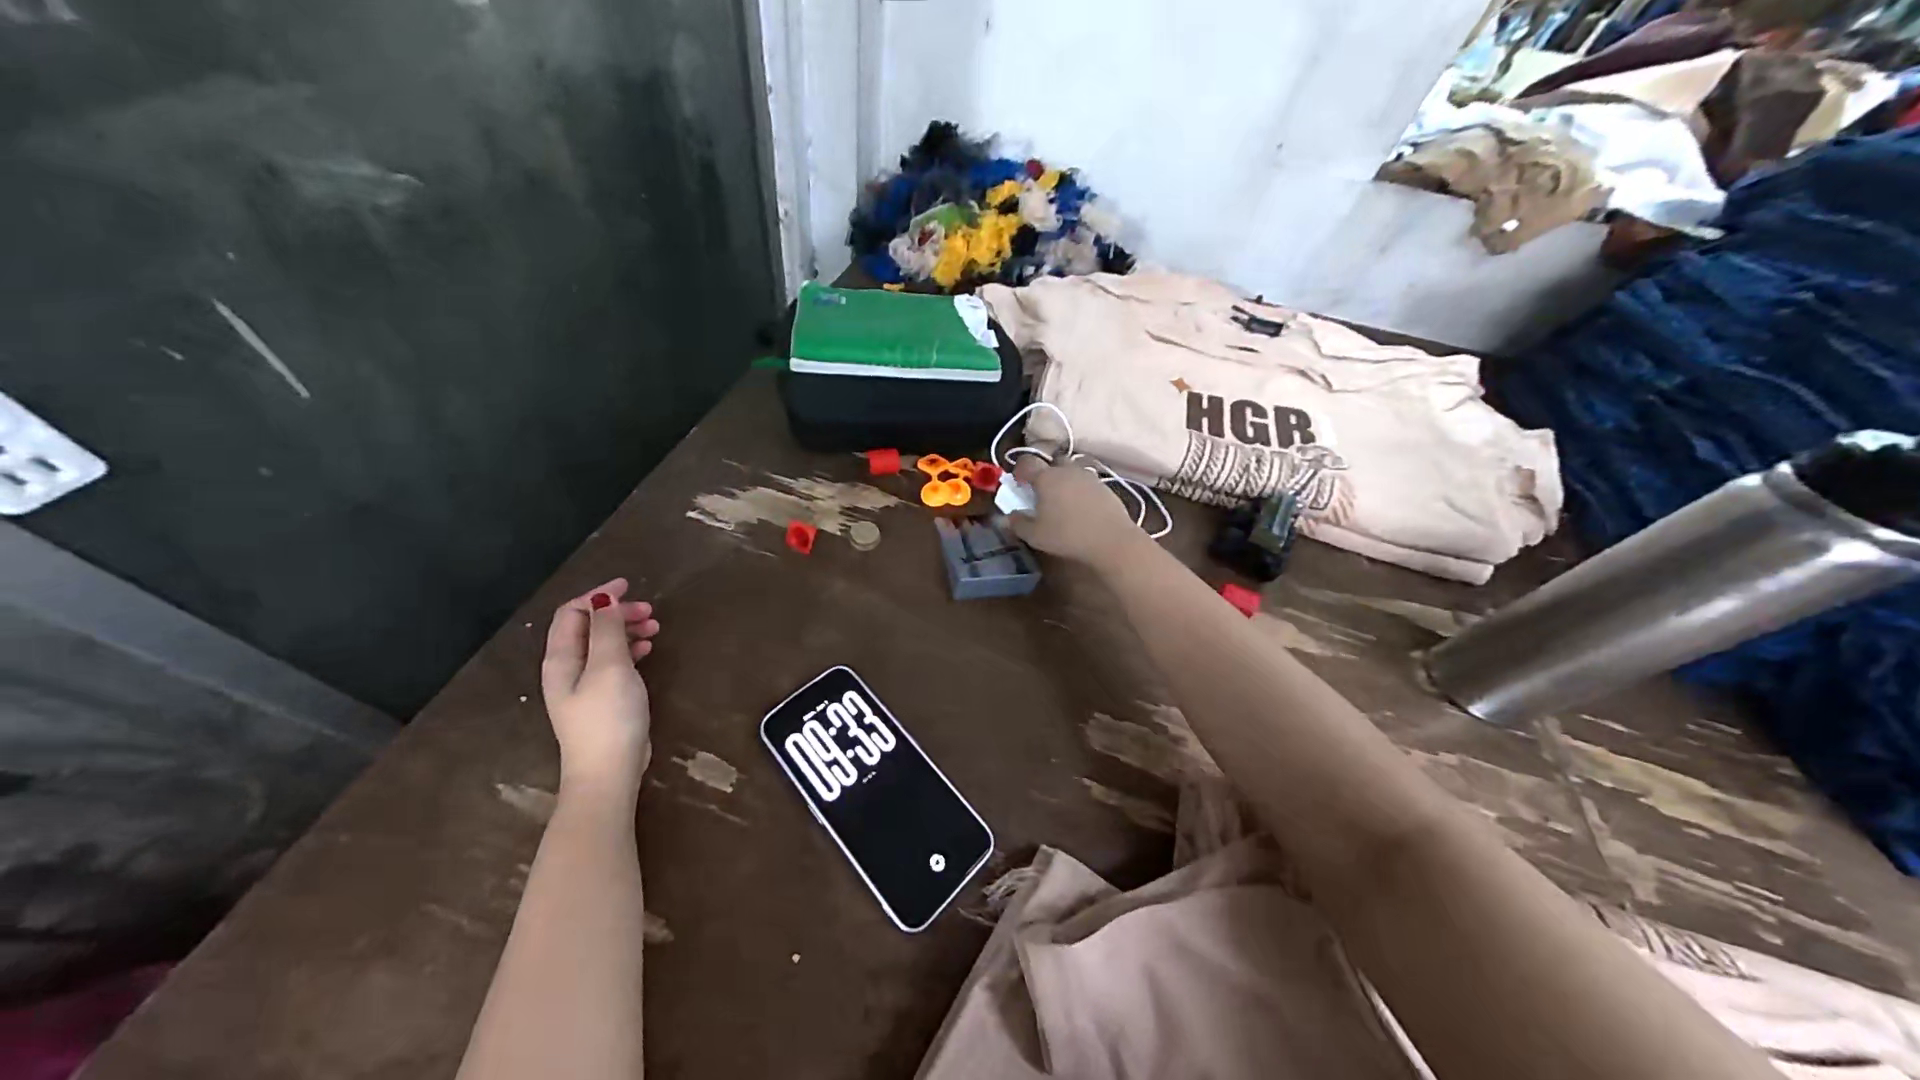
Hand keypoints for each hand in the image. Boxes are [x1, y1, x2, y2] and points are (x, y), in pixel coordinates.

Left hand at [540, 577, 660, 791]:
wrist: (608, 772)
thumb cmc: (608, 716)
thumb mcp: (610, 666)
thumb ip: (607, 630)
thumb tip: (604, 598)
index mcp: (561, 658)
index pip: (572, 613)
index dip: (598, 595)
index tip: (630, 585)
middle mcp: (567, 669)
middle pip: (587, 627)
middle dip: (617, 612)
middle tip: (650, 611)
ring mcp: (583, 686)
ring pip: (602, 644)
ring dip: (626, 630)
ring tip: (655, 629)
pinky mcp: (601, 700)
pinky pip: (612, 662)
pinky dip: (629, 650)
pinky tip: (647, 651)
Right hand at [1008, 458, 1152, 568]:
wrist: (1111, 540)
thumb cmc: (1066, 536)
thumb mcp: (1034, 535)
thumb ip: (1018, 523)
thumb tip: (1010, 515)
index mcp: (1046, 477)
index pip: (1027, 462)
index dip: (1019, 470)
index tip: (1018, 483)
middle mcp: (1067, 470)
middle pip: (1052, 461)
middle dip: (1045, 472)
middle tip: (1042, 490)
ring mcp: (1089, 476)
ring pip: (1072, 470)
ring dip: (1064, 479)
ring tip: (1062, 499)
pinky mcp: (1105, 486)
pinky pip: (1087, 481)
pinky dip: (1080, 489)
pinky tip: (1081, 507)